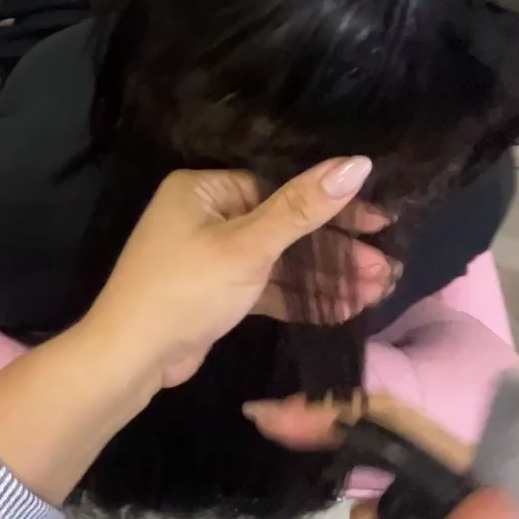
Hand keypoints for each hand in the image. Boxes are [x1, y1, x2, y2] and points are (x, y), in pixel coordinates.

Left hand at [77, 156, 372, 388]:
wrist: (132, 355)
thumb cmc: (186, 289)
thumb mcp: (247, 246)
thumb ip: (301, 208)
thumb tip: (356, 162)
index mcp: (201, 189)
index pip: (277, 188)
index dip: (330, 206)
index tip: (382, 221)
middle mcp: (203, 215)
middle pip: (281, 225)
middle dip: (332, 249)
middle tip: (387, 268)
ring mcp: (208, 255)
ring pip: (275, 259)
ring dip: (322, 276)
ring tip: (378, 289)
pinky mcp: (214, 291)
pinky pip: (263, 285)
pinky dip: (297, 296)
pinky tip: (342, 308)